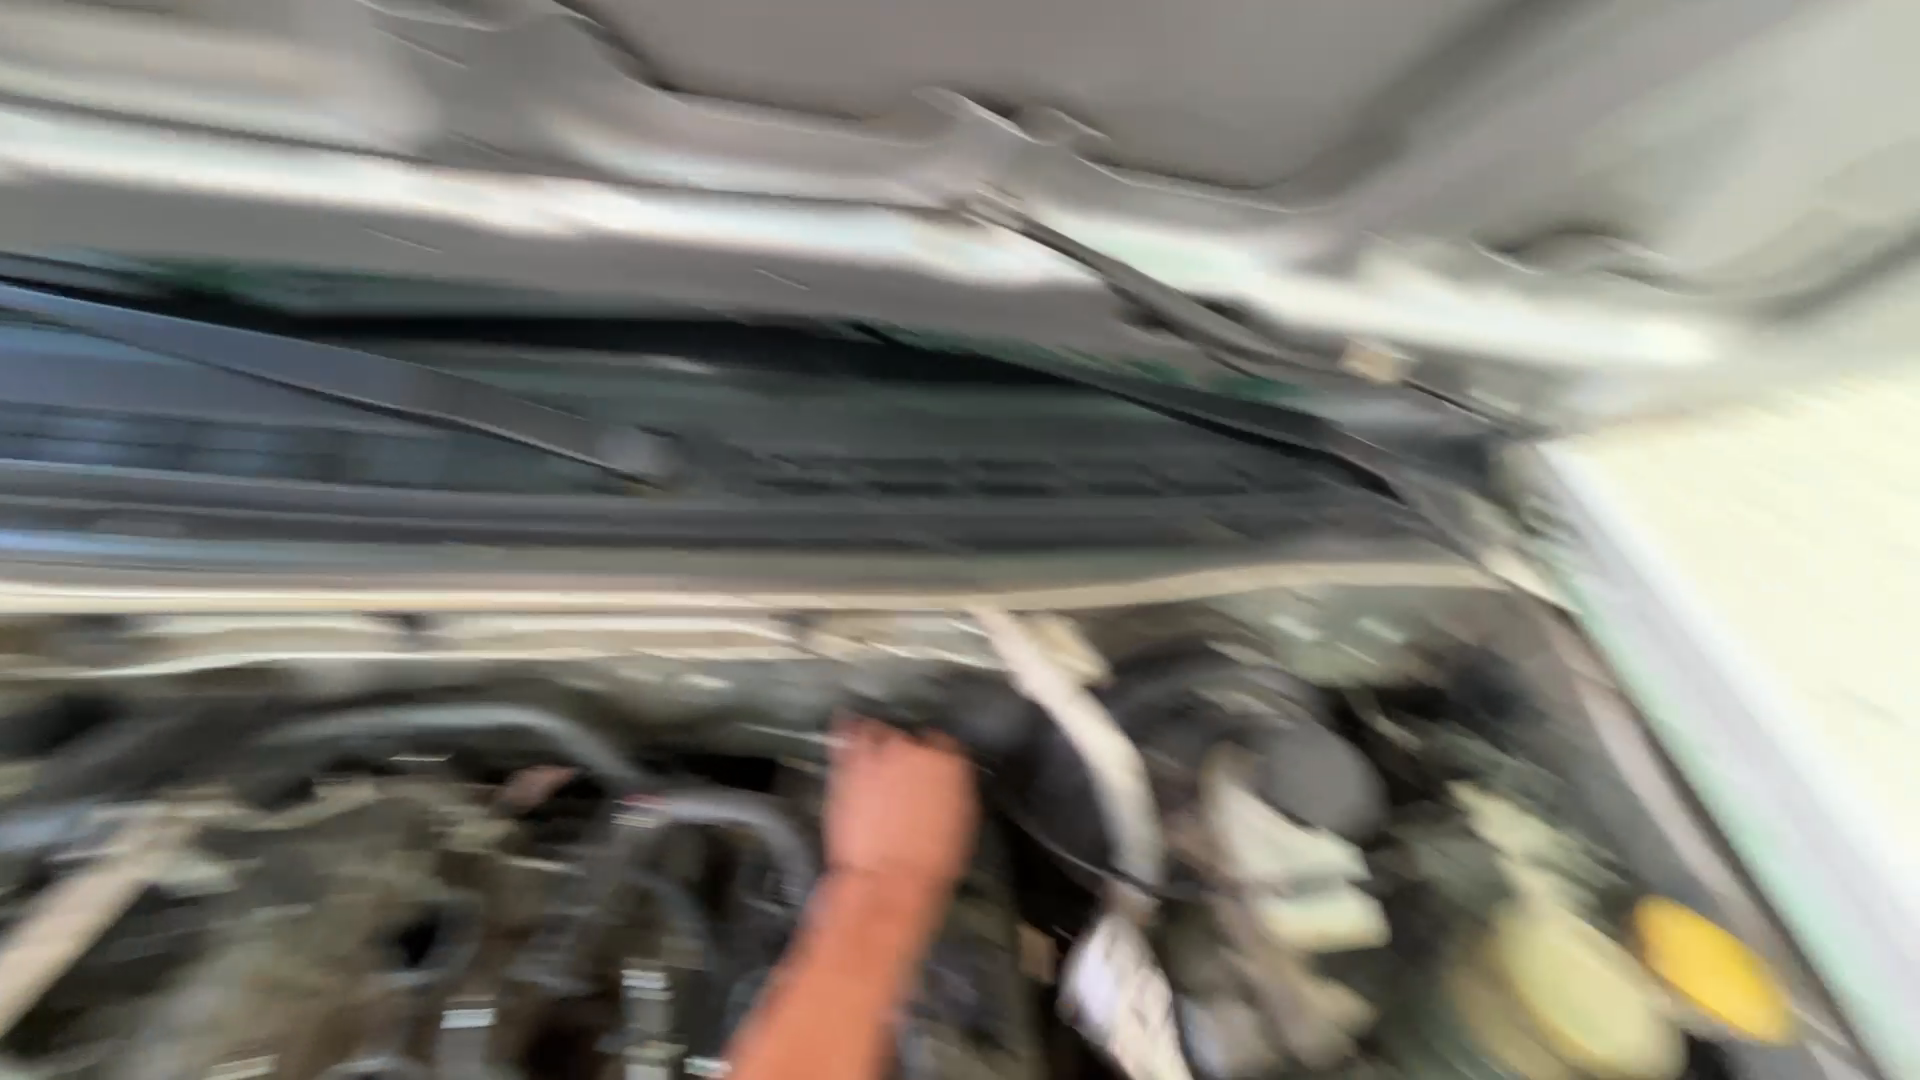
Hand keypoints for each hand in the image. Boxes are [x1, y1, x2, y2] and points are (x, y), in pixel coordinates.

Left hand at [825, 715, 977, 886]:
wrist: (887, 881)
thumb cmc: (931, 863)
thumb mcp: (961, 823)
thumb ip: (953, 789)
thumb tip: (947, 781)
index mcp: (950, 762)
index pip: (945, 744)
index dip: (936, 758)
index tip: (930, 772)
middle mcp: (915, 748)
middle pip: (910, 737)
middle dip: (906, 752)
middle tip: (901, 774)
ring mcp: (879, 753)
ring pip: (878, 731)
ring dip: (877, 740)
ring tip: (873, 753)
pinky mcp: (848, 763)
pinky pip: (846, 733)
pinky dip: (846, 729)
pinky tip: (846, 727)